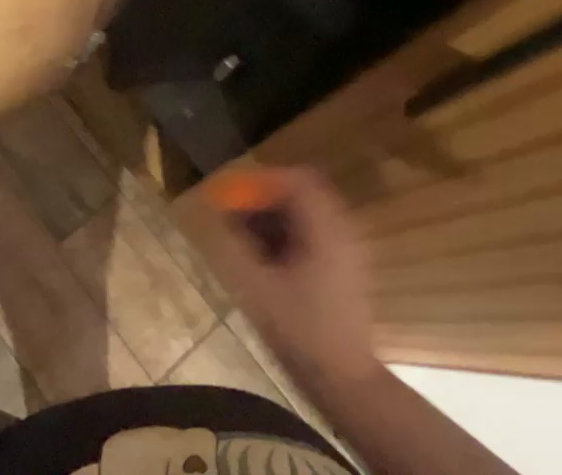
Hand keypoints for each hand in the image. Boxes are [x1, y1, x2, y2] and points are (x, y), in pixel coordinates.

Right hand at [200, 166, 380, 386]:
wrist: (344, 381)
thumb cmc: (300, 332)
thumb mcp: (257, 287)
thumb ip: (233, 244)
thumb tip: (212, 211)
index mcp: (327, 229)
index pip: (295, 180)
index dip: (259, 182)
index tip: (229, 196)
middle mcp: (343, 231)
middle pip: (300, 193)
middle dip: (262, 200)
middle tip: (232, 218)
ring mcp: (348, 249)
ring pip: (305, 214)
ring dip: (272, 218)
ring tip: (242, 241)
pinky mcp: (345, 267)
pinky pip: (313, 233)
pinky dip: (286, 235)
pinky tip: (264, 260)